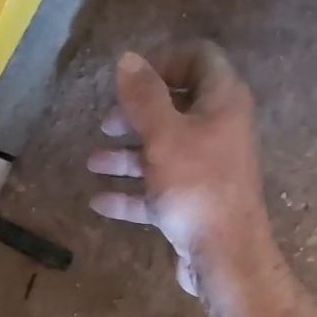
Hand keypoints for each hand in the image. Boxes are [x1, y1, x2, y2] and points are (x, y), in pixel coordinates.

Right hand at [88, 45, 271, 297]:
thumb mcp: (164, 136)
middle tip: (106, 125)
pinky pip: (158, 191)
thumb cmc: (196, 188)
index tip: (129, 83)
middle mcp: (217, 131)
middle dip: (135, 116)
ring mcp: (206, 171)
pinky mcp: (193, 205)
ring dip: (126, 157)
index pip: (197, 60)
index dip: (162, 64)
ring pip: (162, 154)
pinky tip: (99, 202)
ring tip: (92, 163)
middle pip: (174, 109)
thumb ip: (144, 98)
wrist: (224, 256)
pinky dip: (131, 194)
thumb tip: (127, 61)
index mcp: (221, 102)